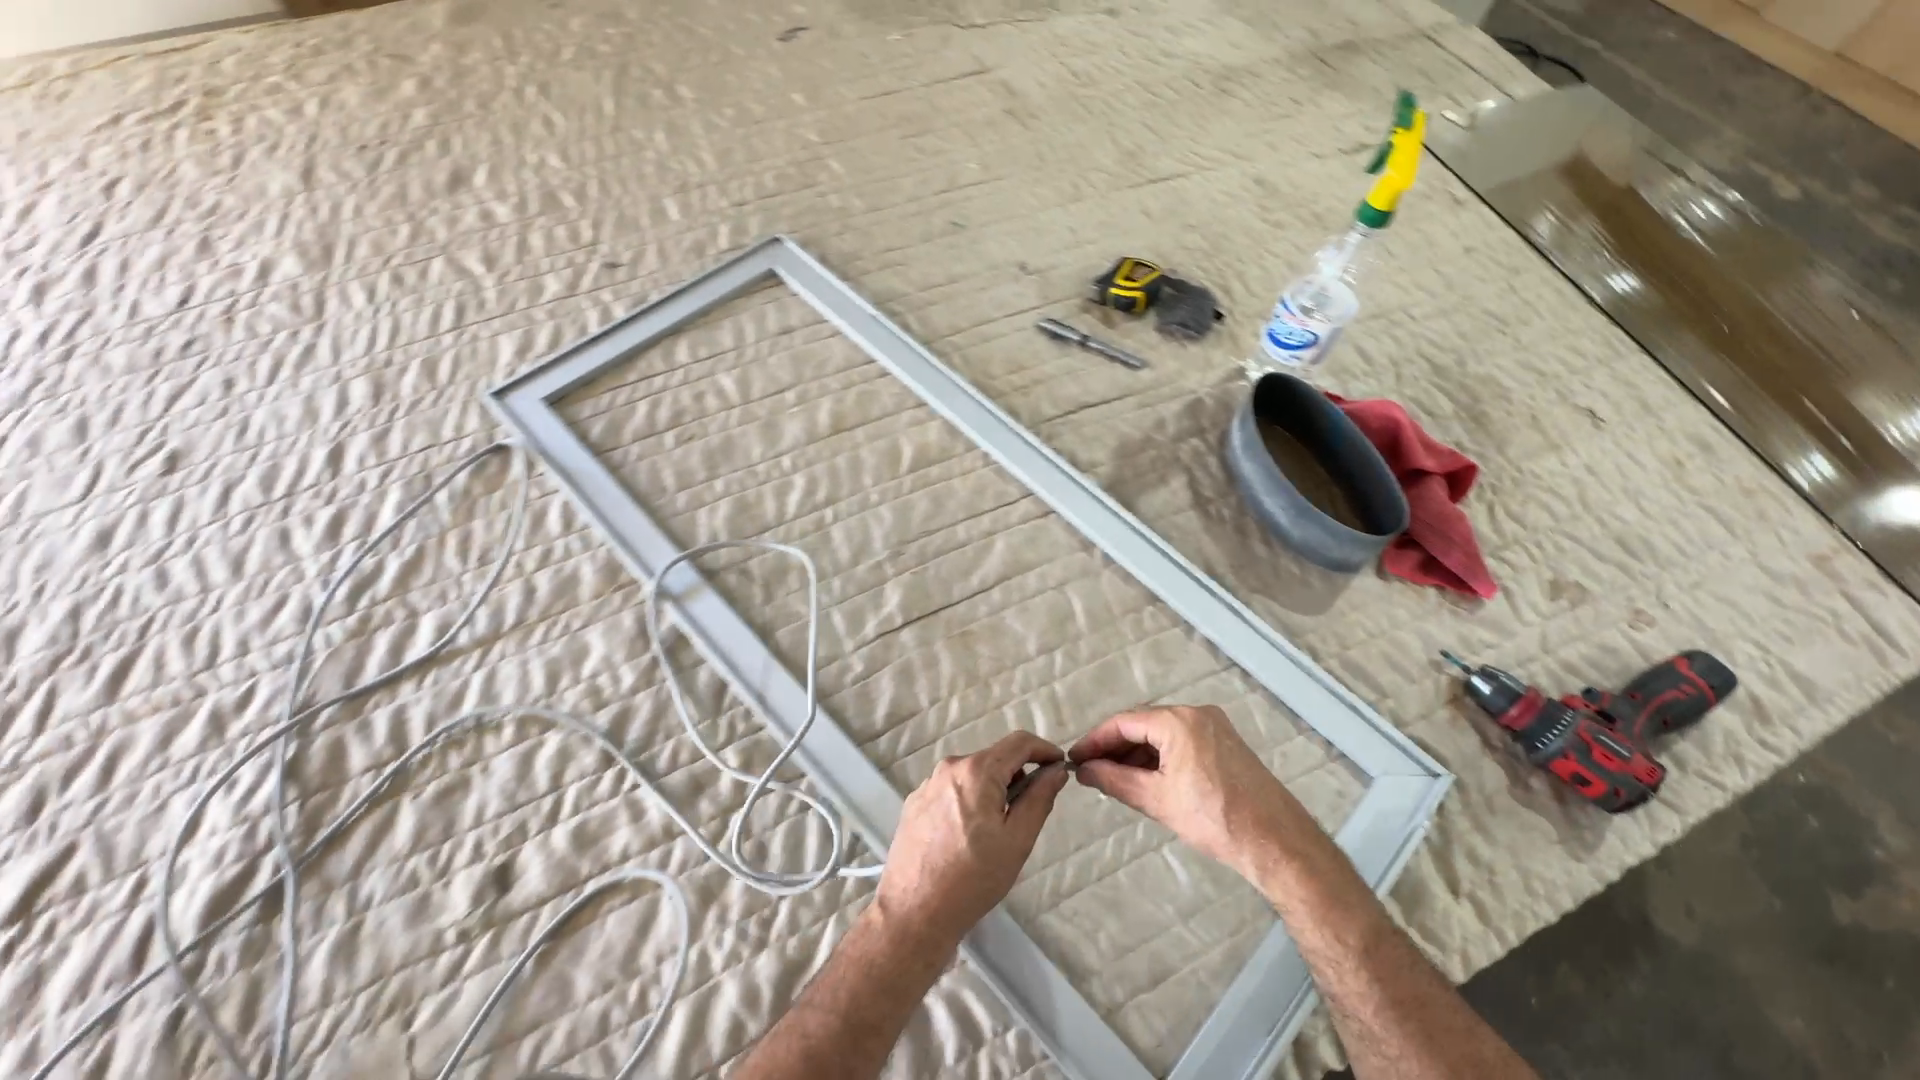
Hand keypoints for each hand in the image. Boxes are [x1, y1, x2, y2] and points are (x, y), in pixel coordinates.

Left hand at [871, 732, 1069, 952]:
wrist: (916, 911)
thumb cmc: (974, 878)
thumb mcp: (1017, 840)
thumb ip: (1040, 798)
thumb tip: (1056, 771)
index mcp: (976, 771)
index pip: (1019, 742)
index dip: (1044, 750)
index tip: (1060, 766)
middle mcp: (949, 768)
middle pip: (994, 758)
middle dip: (1017, 776)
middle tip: (1027, 813)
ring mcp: (927, 785)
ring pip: (971, 775)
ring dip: (991, 790)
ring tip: (995, 832)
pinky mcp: (913, 803)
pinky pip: (951, 791)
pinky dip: (968, 801)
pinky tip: (967, 837)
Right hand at [1069, 705, 1297, 879]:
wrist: (1274, 841)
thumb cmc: (1213, 819)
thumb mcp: (1155, 800)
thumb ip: (1114, 780)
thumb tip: (1085, 770)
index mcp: (1178, 721)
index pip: (1123, 722)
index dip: (1094, 740)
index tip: (1074, 758)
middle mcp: (1197, 714)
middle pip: (1143, 724)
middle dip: (1114, 747)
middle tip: (1090, 771)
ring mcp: (1214, 727)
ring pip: (1162, 733)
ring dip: (1136, 753)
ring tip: (1114, 780)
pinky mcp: (1224, 743)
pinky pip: (1181, 741)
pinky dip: (1159, 757)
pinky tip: (1145, 779)